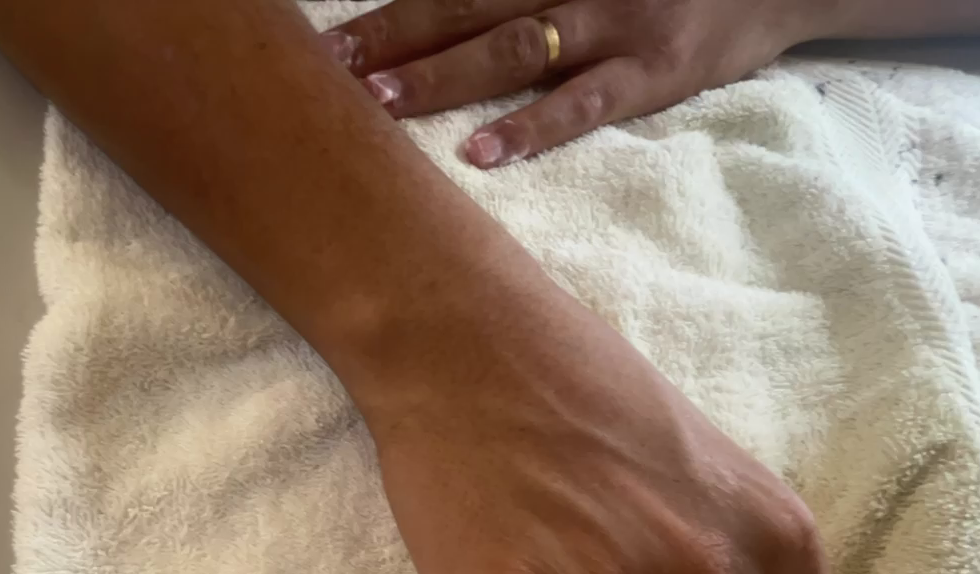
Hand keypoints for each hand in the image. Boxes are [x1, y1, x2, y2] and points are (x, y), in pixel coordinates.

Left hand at [321, 0, 835, 166]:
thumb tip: (454, 15)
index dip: (388, 17)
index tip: (327, 46)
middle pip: (464, 10)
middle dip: (393, 43)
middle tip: (331, 75)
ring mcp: (613, 22)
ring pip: (512, 49)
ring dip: (443, 78)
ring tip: (382, 108)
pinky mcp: (652, 70)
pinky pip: (583, 104)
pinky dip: (532, 128)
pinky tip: (482, 154)